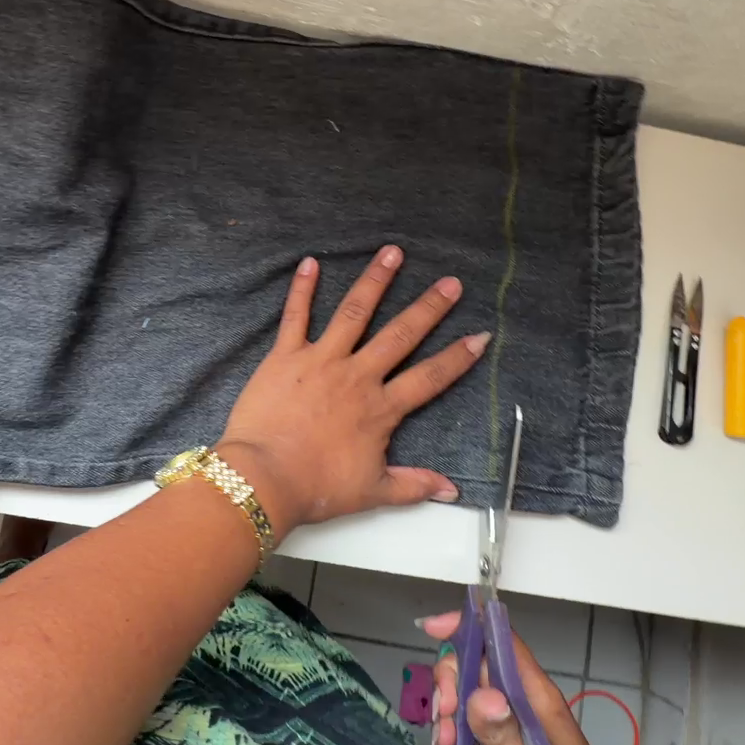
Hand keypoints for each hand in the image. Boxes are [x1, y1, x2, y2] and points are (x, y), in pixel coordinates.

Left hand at [214, 245, 487, 538]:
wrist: (264, 478)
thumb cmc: (316, 487)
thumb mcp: (372, 492)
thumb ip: (413, 486)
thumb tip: (452, 490)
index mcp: (380, 408)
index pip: (429, 378)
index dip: (457, 358)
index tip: (480, 335)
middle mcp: (357, 376)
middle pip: (400, 335)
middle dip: (428, 307)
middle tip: (450, 282)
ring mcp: (321, 360)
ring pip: (354, 313)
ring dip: (375, 281)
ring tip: (392, 253)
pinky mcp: (285, 355)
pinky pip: (296, 315)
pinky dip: (302, 288)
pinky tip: (310, 262)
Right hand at [418, 612, 609, 744]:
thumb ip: (506, 734)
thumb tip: (480, 694)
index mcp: (535, 697)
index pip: (500, 642)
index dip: (466, 626)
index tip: (431, 628)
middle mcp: (520, 706)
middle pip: (474, 670)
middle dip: (449, 685)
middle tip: (443, 714)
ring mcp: (509, 732)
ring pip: (465, 705)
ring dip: (446, 721)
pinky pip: (467, 740)